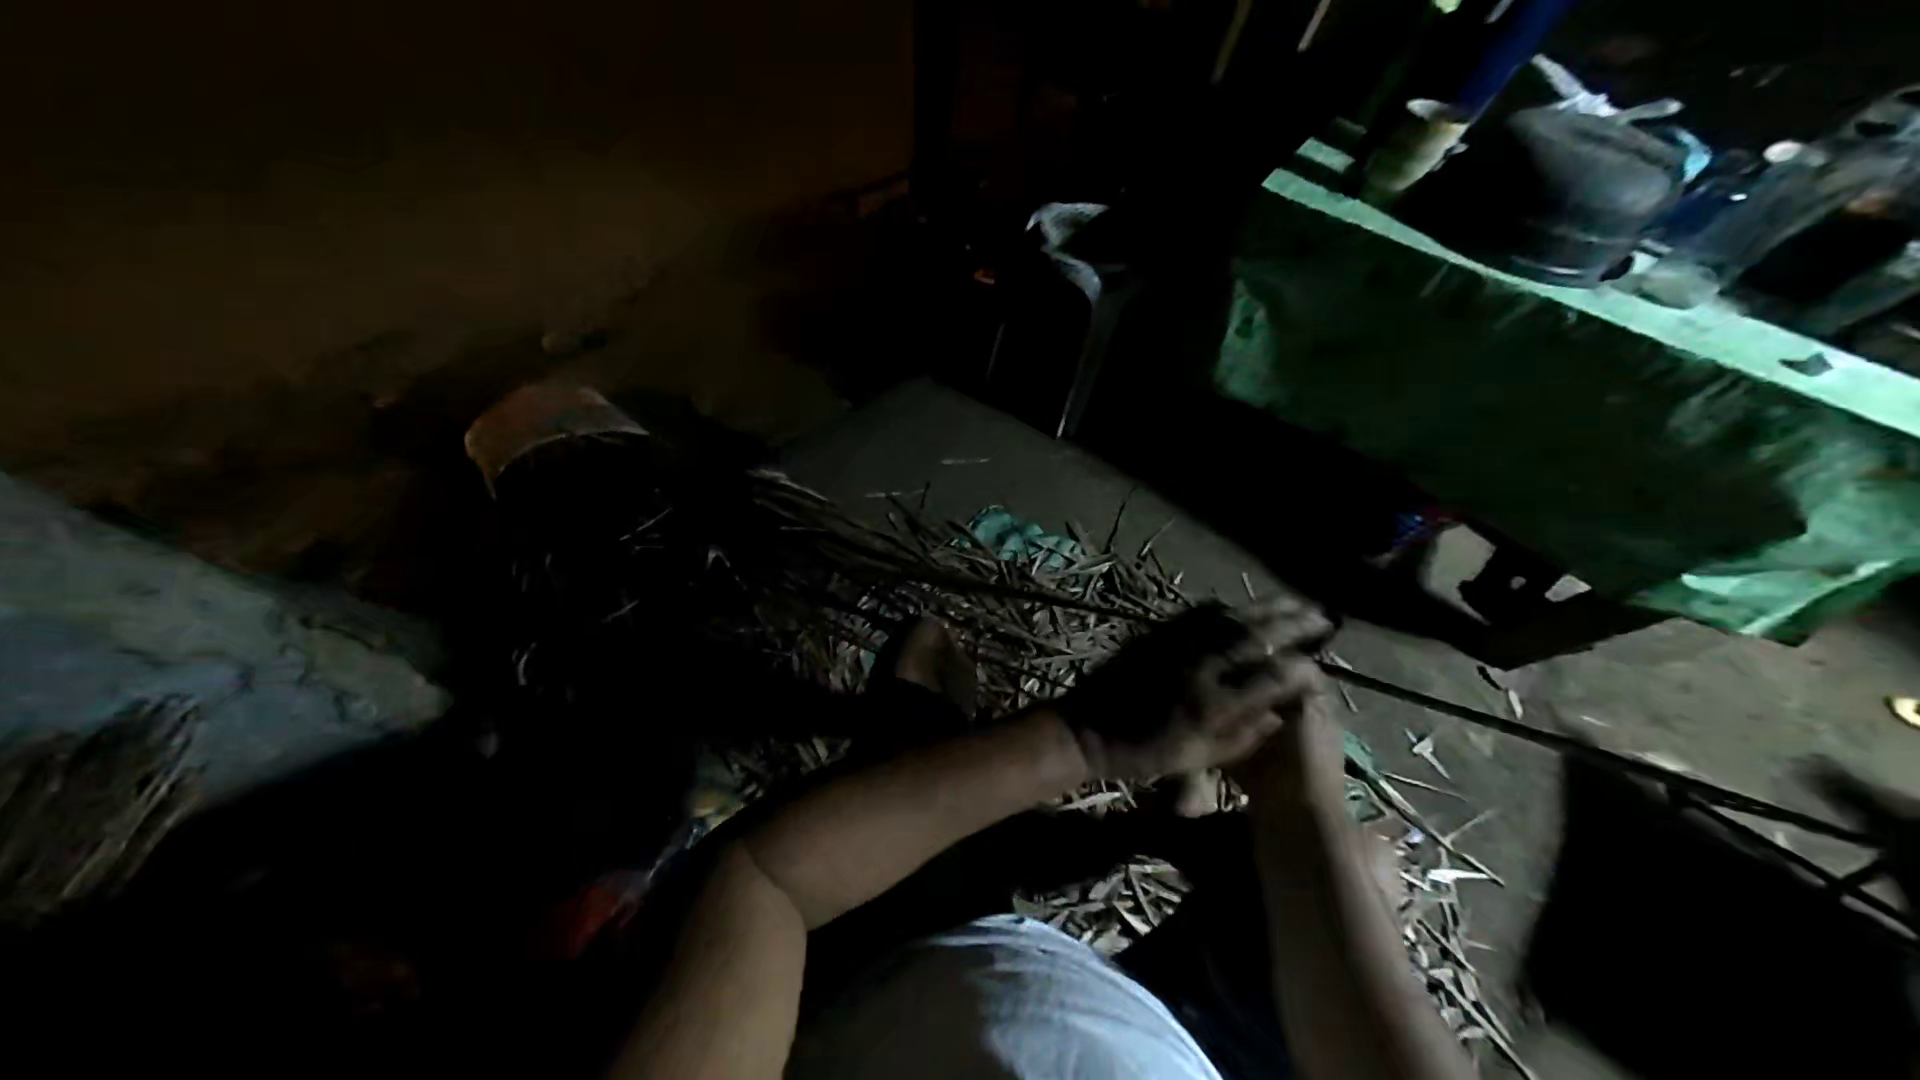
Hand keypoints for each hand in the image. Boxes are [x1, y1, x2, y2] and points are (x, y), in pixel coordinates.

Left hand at [1055, 601, 1331, 780]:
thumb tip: (1281, 715)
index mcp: (1215, 705)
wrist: (1088, 729)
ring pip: (1230, 618)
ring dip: (1265, 608)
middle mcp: (1201, 668)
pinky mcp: (1157, 633)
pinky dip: (1227, 608)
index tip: (1319, 666)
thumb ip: (1244, 736)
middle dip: (1294, 624)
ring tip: (1293, 603)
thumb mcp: (1199, 758)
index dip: (1303, 670)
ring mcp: (1177, 645)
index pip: (1273, 677)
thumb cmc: (1144, 753)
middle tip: (1321, 616)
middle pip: (1257, 637)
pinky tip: (1240, 607)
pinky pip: (1199, 614)